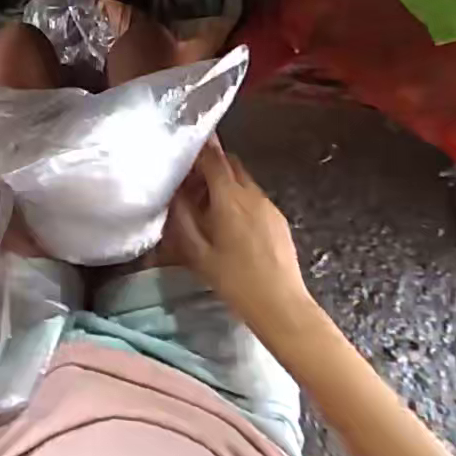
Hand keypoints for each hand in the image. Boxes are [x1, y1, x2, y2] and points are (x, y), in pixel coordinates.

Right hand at [167, 140, 316, 338]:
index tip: (183, 152)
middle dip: (210, 165)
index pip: (214, 158)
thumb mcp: (197, 253)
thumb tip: (173, 194)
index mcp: (229, 198)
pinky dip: (237, 198)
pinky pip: (253, 196)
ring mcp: (268, 205)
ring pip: (242, 180)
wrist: (281, 305)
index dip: (198, 150)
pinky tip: (229, 224)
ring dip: (223, 183)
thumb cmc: (235, 280)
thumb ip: (182, 218)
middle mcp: (251, 194)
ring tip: (205, 206)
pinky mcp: (278, 218)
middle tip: (189, 182)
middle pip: (230, 163)